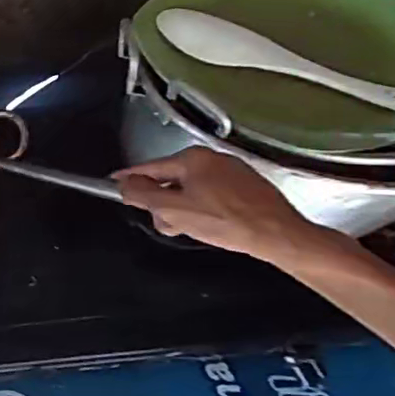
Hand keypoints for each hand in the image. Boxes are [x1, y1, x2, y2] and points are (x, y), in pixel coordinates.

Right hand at [112, 148, 333, 265]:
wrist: (281, 237)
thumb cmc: (227, 223)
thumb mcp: (173, 210)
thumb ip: (142, 194)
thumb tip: (125, 184)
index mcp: (192, 159)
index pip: (149, 167)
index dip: (128, 178)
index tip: (113, 183)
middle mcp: (213, 158)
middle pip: (170, 179)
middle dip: (163, 202)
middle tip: (168, 223)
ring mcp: (233, 170)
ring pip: (191, 187)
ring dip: (183, 207)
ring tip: (192, 227)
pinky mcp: (248, 185)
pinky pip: (212, 192)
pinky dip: (205, 207)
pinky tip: (212, 224)